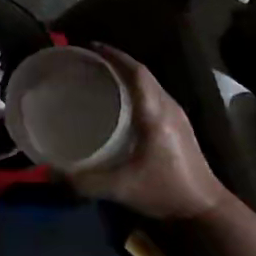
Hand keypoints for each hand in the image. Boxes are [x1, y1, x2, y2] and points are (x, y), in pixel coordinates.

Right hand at [69, 44, 229, 220]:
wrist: (205, 208)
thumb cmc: (166, 191)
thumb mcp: (122, 188)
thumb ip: (86, 182)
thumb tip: (51, 172)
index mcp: (156, 113)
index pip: (137, 72)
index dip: (115, 56)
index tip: (92, 46)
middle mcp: (168, 107)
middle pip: (143, 73)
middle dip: (117, 61)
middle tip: (90, 60)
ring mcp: (177, 115)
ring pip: (150, 84)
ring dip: (128, 74)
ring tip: (102, 76)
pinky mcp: (179, 126)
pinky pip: (154, 95)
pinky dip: (136, 88)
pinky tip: (121, 102)